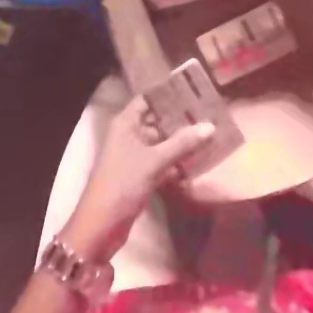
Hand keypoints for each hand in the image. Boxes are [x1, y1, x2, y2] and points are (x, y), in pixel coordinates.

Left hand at [59, 96, 214, 260]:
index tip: (193, 90)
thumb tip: (210, 126)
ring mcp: (133, 156)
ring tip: (211, 134)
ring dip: (181, 141)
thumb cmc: (123, 183)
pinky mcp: (139, 175)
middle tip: (210, 113)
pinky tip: (199, 160)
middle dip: (181, 119)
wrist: (101, 223)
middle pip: (157, 121)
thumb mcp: (154, 161)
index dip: (167, 94)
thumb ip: (181, 143)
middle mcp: (128, 135)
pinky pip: (162, 161)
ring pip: (161, 143)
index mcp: (125, 124)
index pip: (147, 100)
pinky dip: (177, 161)